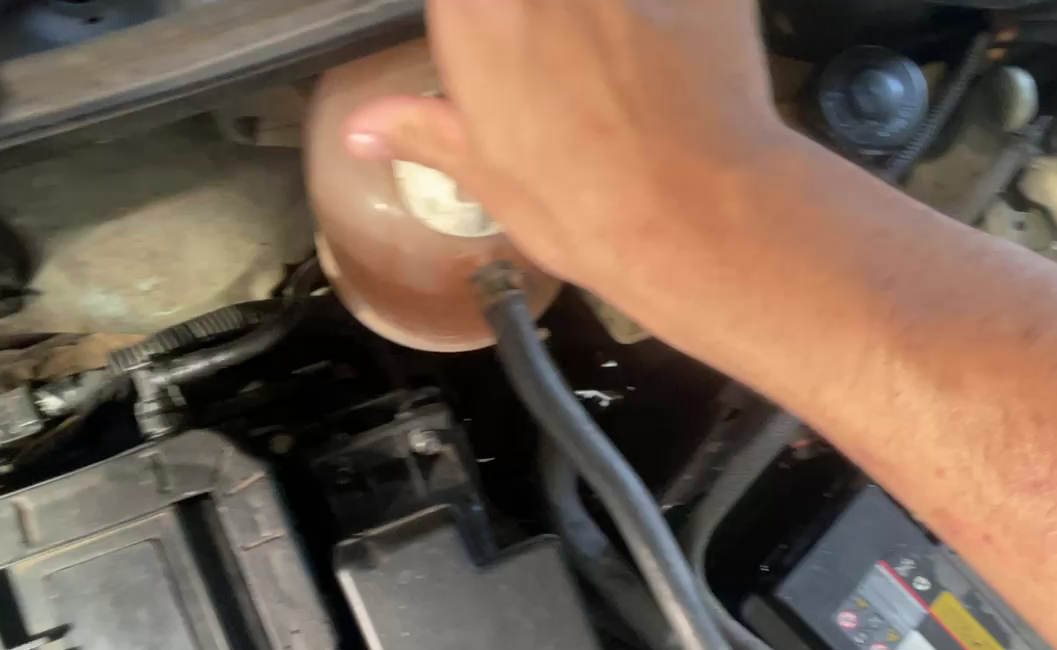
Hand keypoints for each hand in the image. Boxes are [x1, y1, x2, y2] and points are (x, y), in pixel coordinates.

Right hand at [341, 0, 793, 295]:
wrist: (692, 220)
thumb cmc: (586, 208)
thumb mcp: (491, 179)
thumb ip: (424, 130)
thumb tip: (364, 130)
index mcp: (474, 10)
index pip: (463, 7)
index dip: (485, 30)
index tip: (502, 61)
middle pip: (532, 7)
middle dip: (544, 35)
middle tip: (562, 81)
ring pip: (602, 8)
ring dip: (600, 33)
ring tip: (614, 78)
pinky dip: (666, 18)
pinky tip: (668, 65)